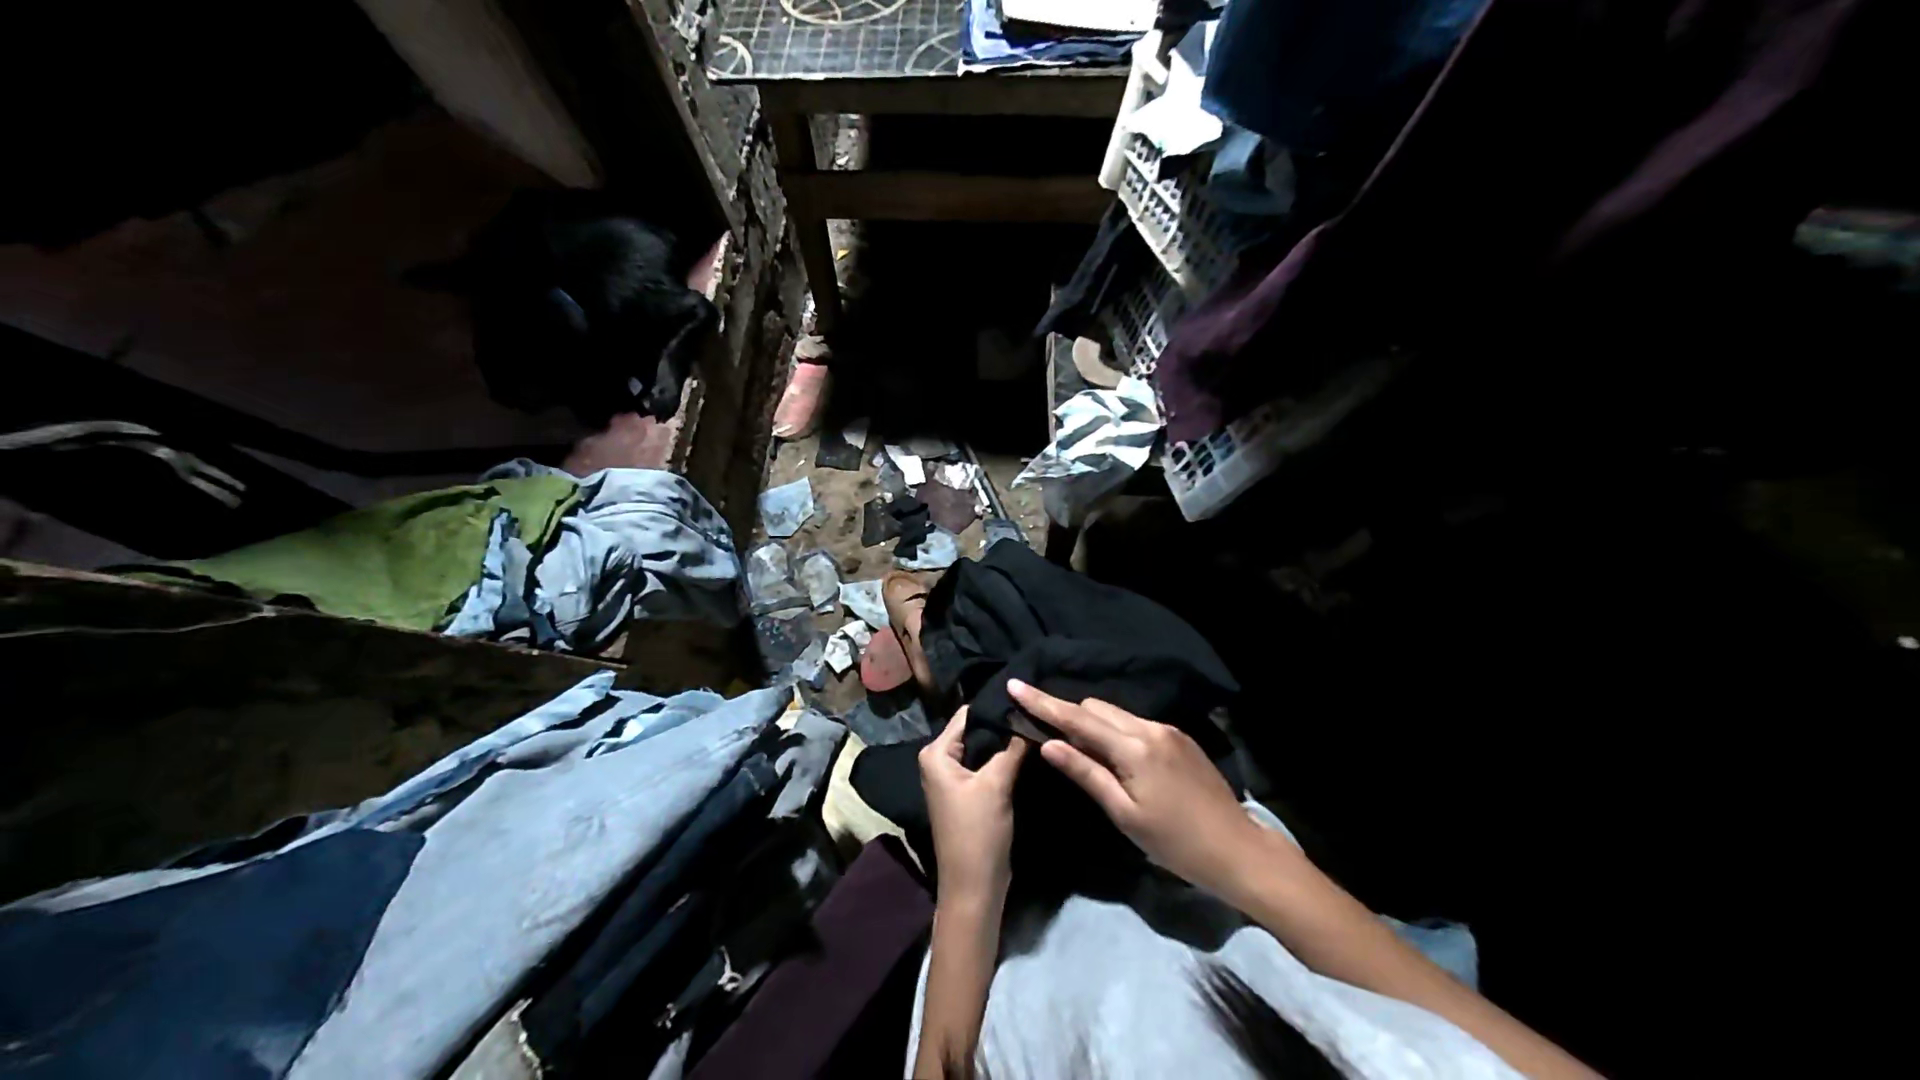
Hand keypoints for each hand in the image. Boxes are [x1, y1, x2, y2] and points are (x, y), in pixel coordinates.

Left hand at [919, 706, 1029, 903]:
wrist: (974, 886)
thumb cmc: (978, 832)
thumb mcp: (996, 785)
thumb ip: (1011, 747)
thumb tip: (1027, 715)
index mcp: (936, 752)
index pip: (968, 714)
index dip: (996, 706)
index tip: (1027, 699)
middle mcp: (939, 759)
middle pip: (975, 729)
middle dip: (1002, 724)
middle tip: (1036, 714)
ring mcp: (953, 777)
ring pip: (983, 748)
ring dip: (1005, 742)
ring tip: (1036, 728)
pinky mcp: (967, 792)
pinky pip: (985, 765)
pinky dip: (1003, 759)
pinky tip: (1027, 752)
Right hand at [1010, 679, 1269, 895]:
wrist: (1238, 849)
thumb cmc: (1175, 842)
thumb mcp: (1124, 814)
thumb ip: (1086, 773)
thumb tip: (1049, 744)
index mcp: (1134, 747)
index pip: (1078, 717)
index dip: (1043, 702)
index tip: (1016, 685)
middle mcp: (1150, 727)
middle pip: (1096, 708)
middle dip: (1068, 714)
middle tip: (1046, 733)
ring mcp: (1168, 730)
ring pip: (1116, 713)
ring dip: (1092, 723)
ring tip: (1076, 746)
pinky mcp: (1180, 738)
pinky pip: (1135, 723)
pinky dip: (1115, 731)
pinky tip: (1113, 755)